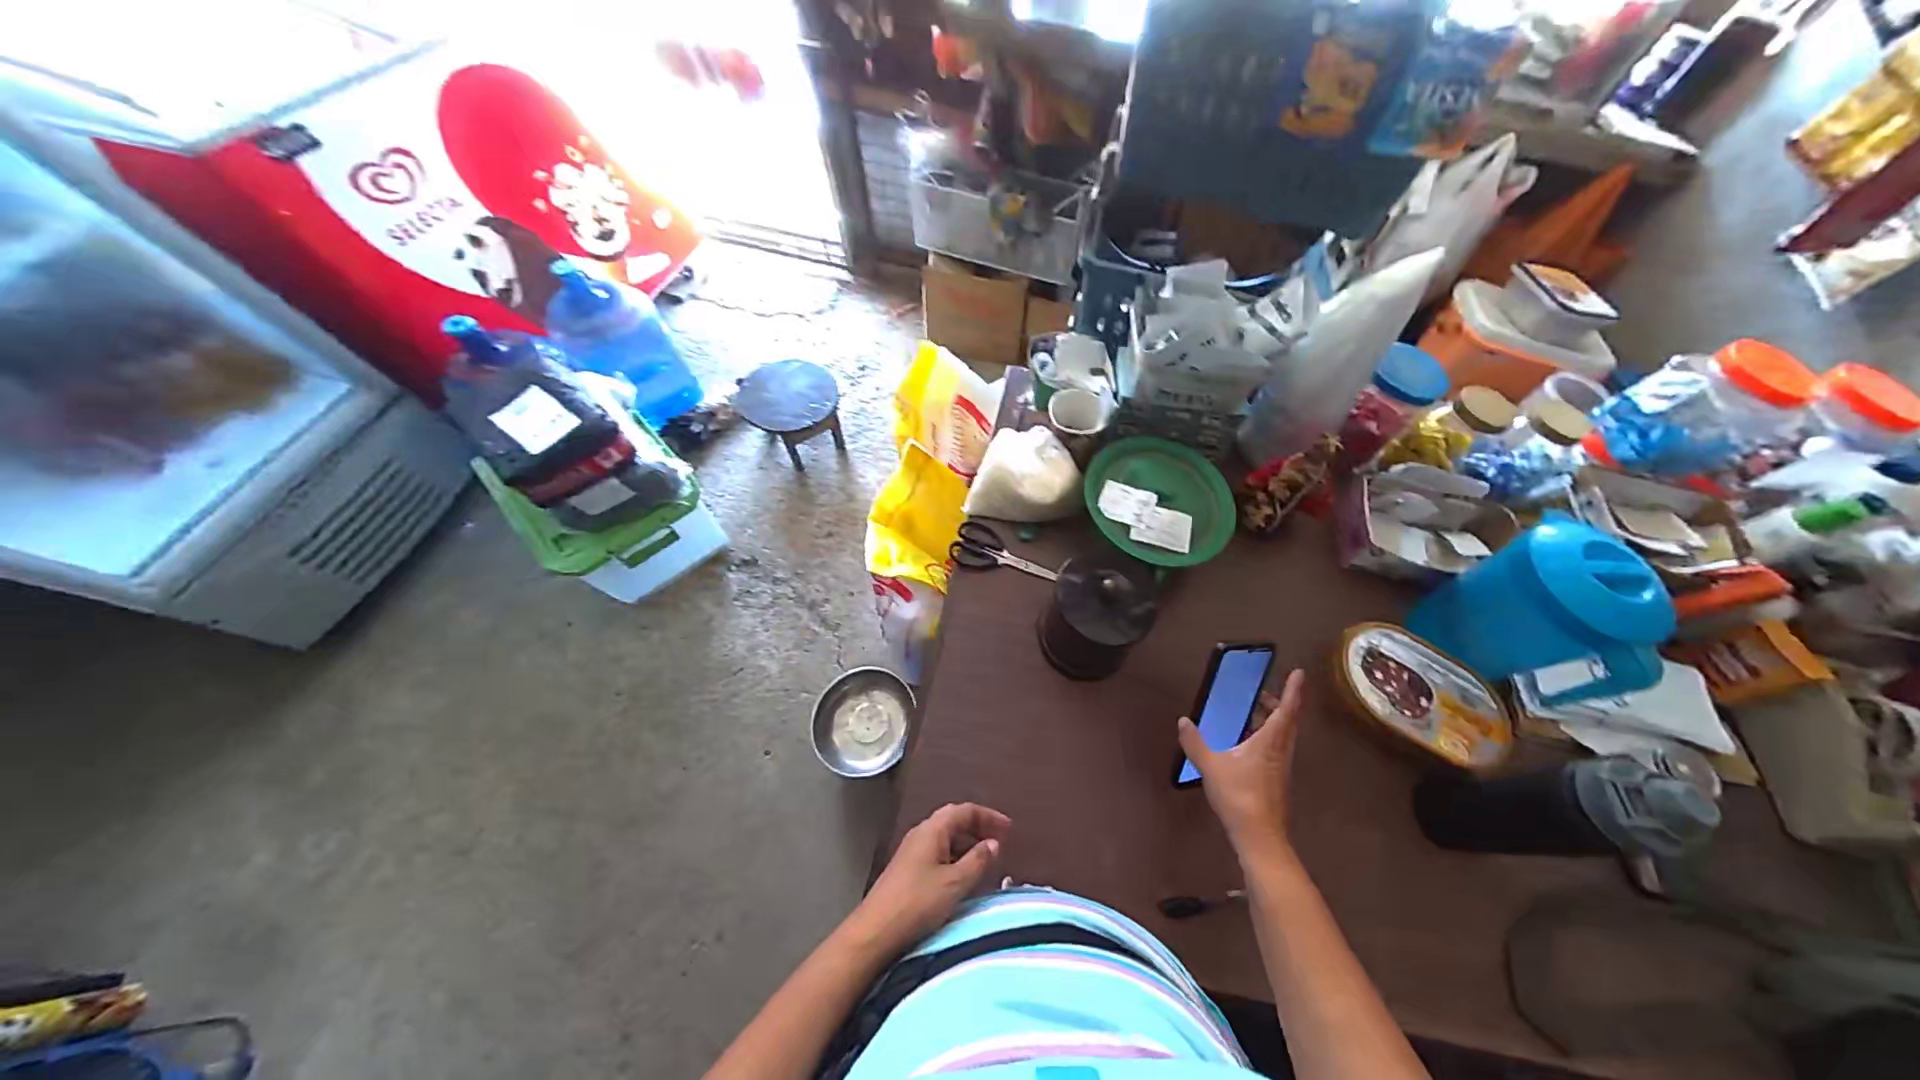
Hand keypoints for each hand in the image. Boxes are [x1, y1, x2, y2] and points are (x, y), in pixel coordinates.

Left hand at [855, 803, 1009, 953]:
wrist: (876, 931)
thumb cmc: (917, 902)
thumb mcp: (955, 882)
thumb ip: (977, 860)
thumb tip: (993, 843)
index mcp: (932, 830)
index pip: (964, 810)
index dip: (988, 816)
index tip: (1009, 828)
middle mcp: (921, 834)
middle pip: (954, 820)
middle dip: (979, 827)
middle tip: (1000, 840)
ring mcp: (913, 851)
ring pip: (946, 838)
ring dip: (968, 843)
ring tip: (987, 859)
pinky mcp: (908, 870)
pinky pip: (939, 853)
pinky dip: (956, 857)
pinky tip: (964, 876)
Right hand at [1178, 669, 1304, 854]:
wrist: (1259, 836)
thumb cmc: (1239, 796)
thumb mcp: (1210, 766)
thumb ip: (1195, 742)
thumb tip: (1183, 721)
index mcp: (1270, 742)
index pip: (1286, 710)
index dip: (1293, 690)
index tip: (1299, 673)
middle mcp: (1281, 751)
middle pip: (1288, 721)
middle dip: (1281, 703)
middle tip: (1265, 692)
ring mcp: (1281, 767)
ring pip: (1284, 736)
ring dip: (1274, 721)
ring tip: (1255, 714)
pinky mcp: (1277, 781)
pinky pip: (1277, 749)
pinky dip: (1268, 737)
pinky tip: (1248, 744)